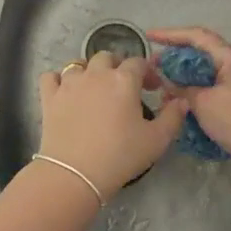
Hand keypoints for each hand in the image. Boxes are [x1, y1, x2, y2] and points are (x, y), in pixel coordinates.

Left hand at [36, 52, 186, 198]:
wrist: (75, 173)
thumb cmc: (120, 156)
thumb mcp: (156, 140)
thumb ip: (173, 117)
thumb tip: (181, 101)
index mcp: (124, 80)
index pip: (138, 63)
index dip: (148, 72)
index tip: (152, 88)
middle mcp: (96, 74)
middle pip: (107, 57)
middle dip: (117, 67)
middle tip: (123, 87)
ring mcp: (69, 84)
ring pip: (78, 64)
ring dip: (89, 71)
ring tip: (94, 89)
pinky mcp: (49, 97)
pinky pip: (51, 77)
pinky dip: (58, 80)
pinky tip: (65, 92)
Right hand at [146, 27, 230, 163]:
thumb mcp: (202, 103)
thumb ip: (181, 87)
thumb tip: (166, 79)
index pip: (197, 36)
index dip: (171, 34)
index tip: (149, 36)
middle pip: (203, 51)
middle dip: (176, 56)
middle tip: (153, 64)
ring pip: (208, 69)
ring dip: (185, 74)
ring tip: (163, 84)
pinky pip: (214, 82)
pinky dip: (197, 86)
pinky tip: (181, 96)